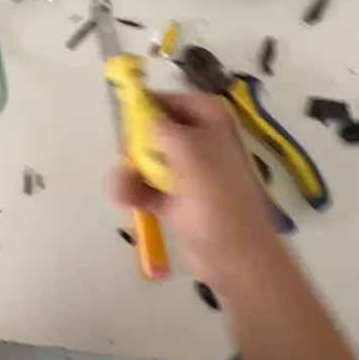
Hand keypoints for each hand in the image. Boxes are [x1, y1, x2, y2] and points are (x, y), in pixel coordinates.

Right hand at [110, 91, 287, 290]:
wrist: (236, 257)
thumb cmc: (219, 202)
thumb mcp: (193, 156)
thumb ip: (165, 130)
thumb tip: (145, 116)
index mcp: (215, 129)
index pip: (184, 102)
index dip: (158, 102)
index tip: (129, 109)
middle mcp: (203, 148)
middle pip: (160, 132)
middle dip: (137, 144)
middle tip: (125, 155)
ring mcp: (190, 176)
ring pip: (149, 161)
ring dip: (131, 172)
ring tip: (122, 188)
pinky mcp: (178, 201)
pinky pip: (148, 188)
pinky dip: (135, 192)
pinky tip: (126, 200)